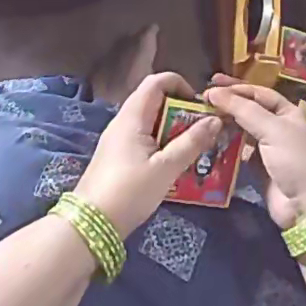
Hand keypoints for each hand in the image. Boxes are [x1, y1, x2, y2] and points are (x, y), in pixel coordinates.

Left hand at [74, 72, 220, 236]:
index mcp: (132, 117)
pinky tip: (176, 163)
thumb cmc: (130, 191)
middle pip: (155, 101)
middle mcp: (123, 122)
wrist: (91, 223)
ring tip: (196, 147)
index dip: (180, 84)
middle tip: (204, 130)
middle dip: (182, 111)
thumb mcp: (166, 168)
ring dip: (174, 129)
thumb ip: (191, 143)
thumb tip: (215, 119)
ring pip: (151, 122)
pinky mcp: (118, 155)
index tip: (200, 104)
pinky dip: (163, 143)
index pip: (156, 82)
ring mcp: (118, 139)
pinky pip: (145, 138)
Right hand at [203, 77, 305, 228]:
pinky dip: (226, 144)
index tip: (212, 84)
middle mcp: (278, 127)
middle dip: (228, 104)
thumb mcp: (272, 129)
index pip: (259, 93)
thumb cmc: (295, 160)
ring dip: (225, 123)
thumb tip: (214, 92)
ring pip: (242, 130)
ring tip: (202, 118)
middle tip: (203, 99)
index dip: (237, 87)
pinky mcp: (258, 167)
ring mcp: (268, 148)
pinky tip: (209, 140)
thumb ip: (243, 110)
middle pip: (250, 110)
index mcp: (288, 113)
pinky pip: (239, 150)